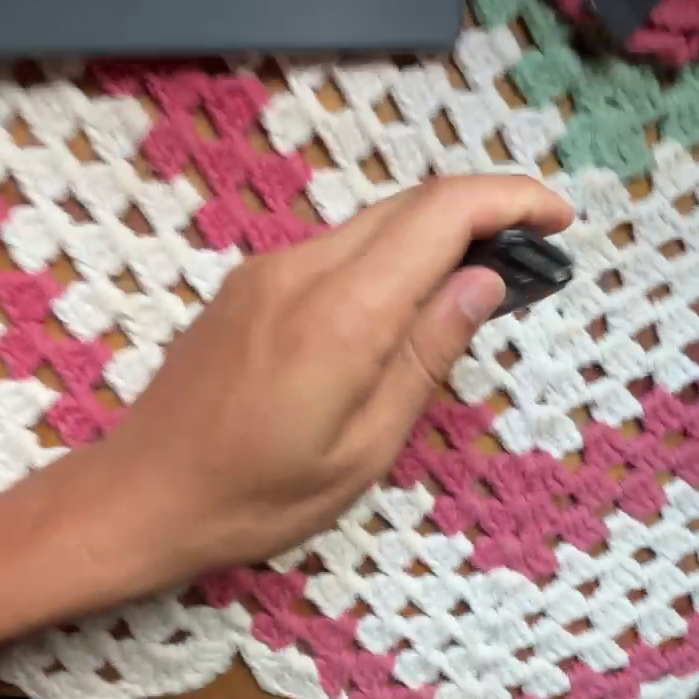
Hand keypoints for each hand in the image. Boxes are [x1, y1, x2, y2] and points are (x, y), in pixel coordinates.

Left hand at [96, 175, 573, 580]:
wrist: (140, 495)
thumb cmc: (257, 498)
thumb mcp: (363, 449)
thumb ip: (425, 355)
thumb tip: (483, 281)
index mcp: (340, 315)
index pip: (440, 215)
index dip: (509, 200)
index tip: (558, 219)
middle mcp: (300, 269)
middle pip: (408, 205)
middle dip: (481, 211)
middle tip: (528, 257)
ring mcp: (266, 270)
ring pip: (371, 224)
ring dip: (433, 234)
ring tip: (474, 283)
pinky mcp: (247, 283)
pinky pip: (335, 250)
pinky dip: (387, 256)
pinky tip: (400, 304)